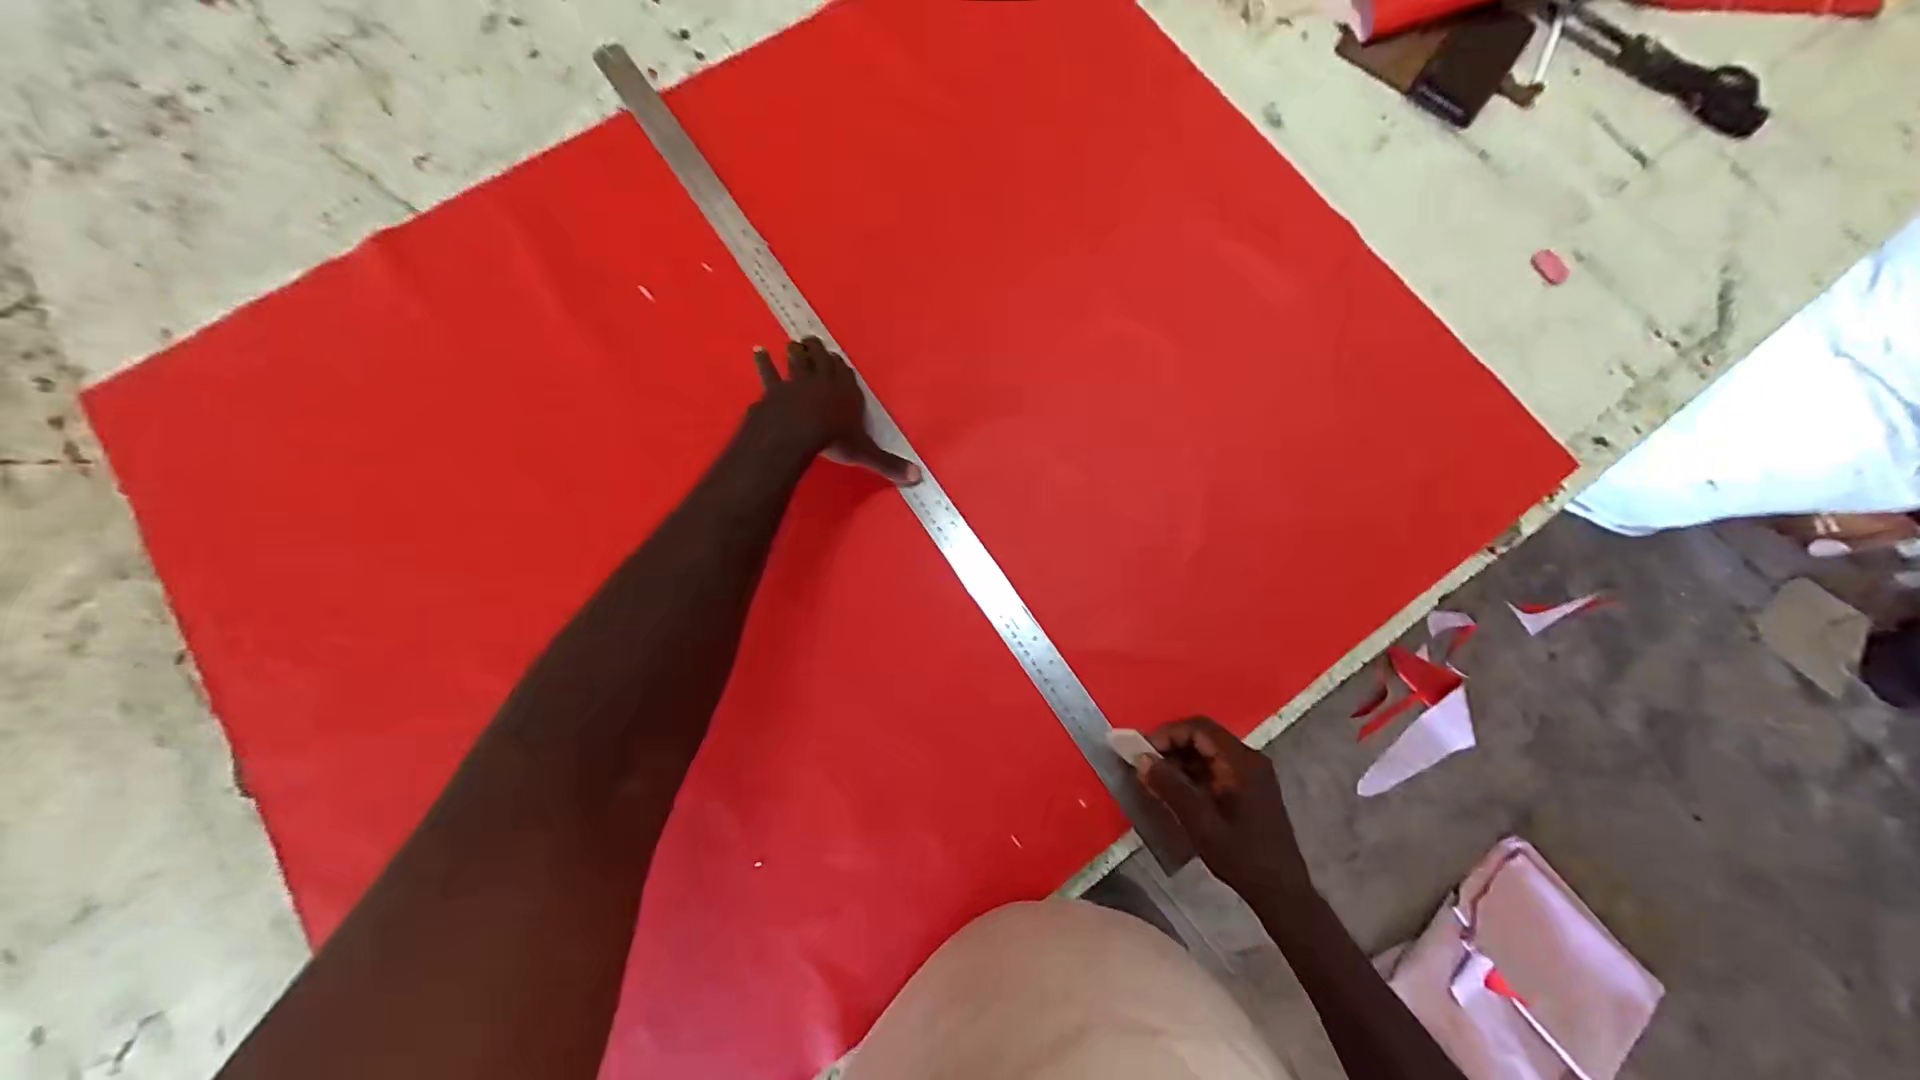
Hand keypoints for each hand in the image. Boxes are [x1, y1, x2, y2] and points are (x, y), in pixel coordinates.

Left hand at [752, 337, 920, 485]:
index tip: (835, 357)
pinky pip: (769, 372)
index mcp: (846, 392)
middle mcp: (823, 381)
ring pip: (797, 361)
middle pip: (820, 359)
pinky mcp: (775, 389)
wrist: (796, 433)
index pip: (845, 372)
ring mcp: (797, 382)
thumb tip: (917, 478)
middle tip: (811, 341)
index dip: (839, 365)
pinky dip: (763, 362)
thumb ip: (888, 464)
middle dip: (816, 350)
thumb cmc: (834, 439)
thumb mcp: (865, 453)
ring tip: (791, 344)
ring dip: (794, 352)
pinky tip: (758, 351)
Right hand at [1135, 717, 1314, 901]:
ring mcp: (1251, 773)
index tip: (1142, 751)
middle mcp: (1249, 760)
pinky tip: (1175, 791)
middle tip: (1144, 765)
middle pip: (1203, 736)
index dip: (1167, 734)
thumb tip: (1142, 760)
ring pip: (1207, 751)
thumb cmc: (1242, 857)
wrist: (1281, 892)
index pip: (1199, 729)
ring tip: (1155, 780)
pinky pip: (1214, 767)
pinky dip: (1192, 773)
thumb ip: (1170, 787)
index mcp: (1241, 763)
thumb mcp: (1200, 823)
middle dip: (1171, 746)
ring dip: (1179, 760)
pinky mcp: (1248, 787)